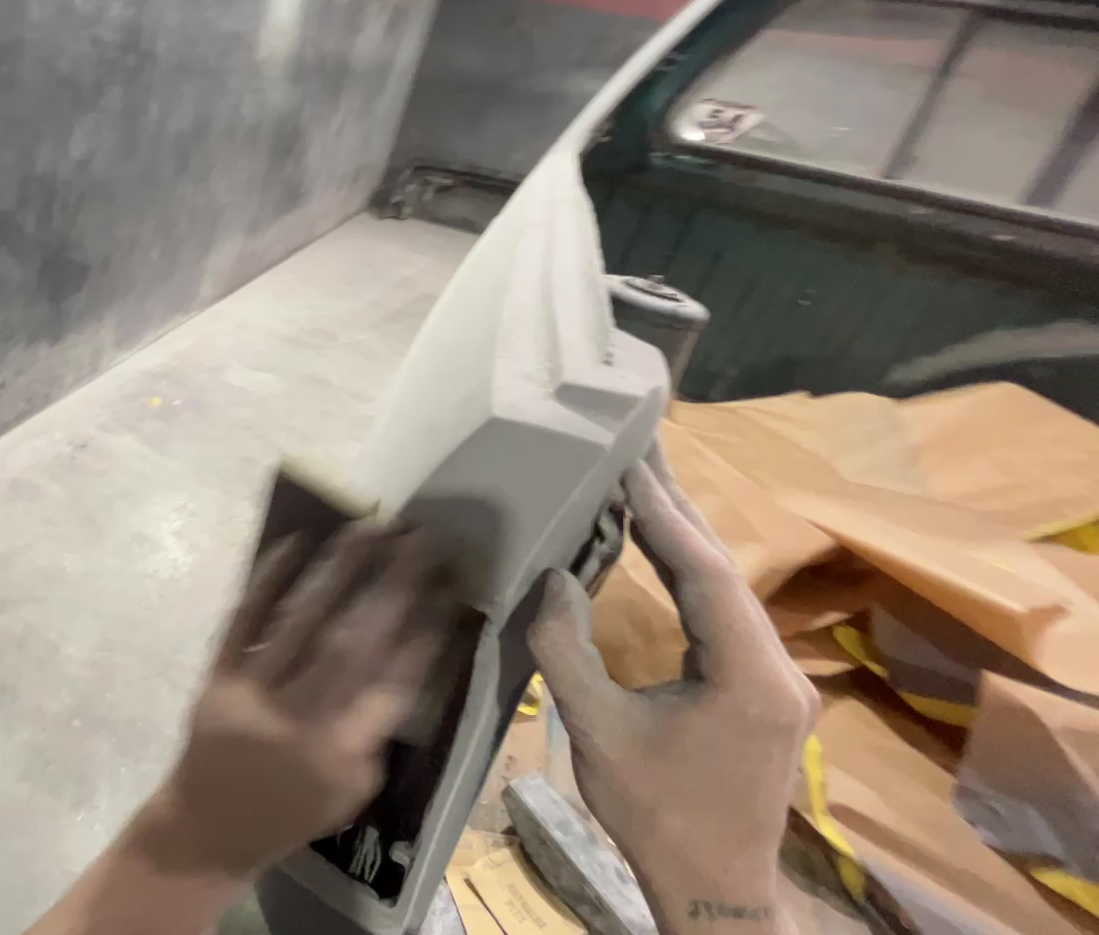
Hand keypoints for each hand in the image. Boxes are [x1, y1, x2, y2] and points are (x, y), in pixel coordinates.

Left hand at [136, 525, 450, 878]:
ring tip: (371, 527)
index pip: (397, 681)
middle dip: (394, 584)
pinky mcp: (218, 671)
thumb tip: (403, 655)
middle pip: (356, 639)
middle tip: (420, 539)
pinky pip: (245, 615)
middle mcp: (302, 718)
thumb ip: (376, 729)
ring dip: (341, 568)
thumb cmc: (292, 809)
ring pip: (304, 618)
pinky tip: (297, 540)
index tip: (451, 585)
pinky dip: (271, 576)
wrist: (208, 825)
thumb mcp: (353, 789)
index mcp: (344, 752)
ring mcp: (255, 690)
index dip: (428, 630)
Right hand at [527, 447, 818, 934]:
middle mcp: (775, 665)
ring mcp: (773, 673)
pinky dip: (685, 561)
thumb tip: (551, 576)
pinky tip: (658, 537)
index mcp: (747, 676)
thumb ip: (566, 648)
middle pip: (724, 565)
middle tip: (637, 443)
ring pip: (726, 581)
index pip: (705, 574)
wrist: (711, 882)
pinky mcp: (758, 681)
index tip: (626, 465)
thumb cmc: (652, 810)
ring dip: (682, 527)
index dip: (664, 515)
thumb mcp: (595, 729)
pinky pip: (721, 604)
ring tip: (642, 474)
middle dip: (677, 502)